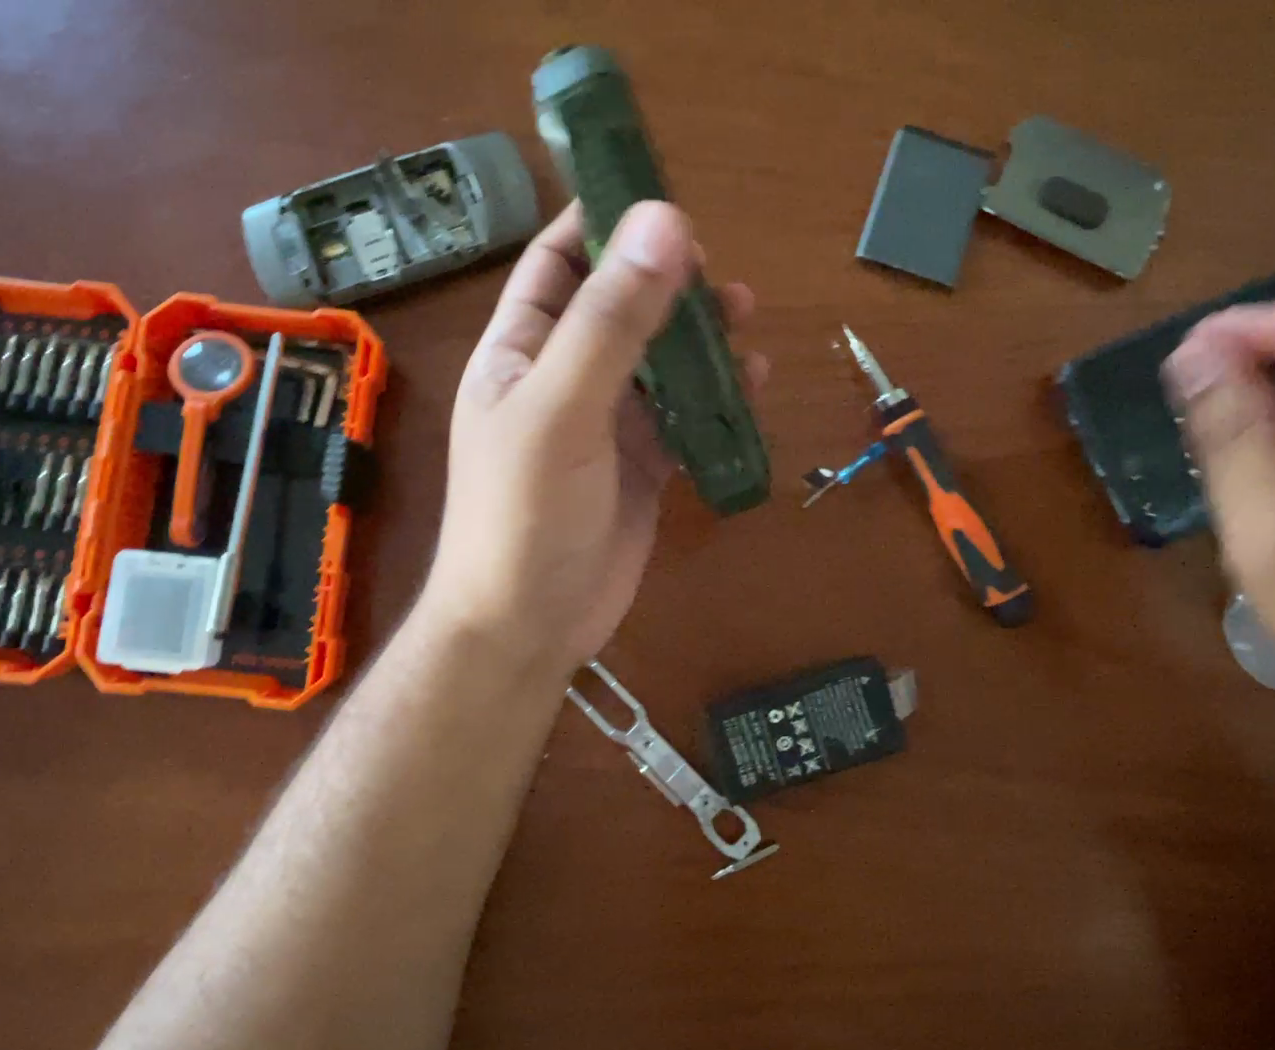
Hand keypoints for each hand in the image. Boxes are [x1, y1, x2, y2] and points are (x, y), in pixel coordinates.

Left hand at [414, 201, 764, 675]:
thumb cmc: (524, 513)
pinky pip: (683, 415)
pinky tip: (754, 381)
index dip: (604, 223)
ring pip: (659, 360)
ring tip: (746, 316)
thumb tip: (665, 220)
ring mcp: (603, 423)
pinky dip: (717, 396)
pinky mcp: (641, 465)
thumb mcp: (561, 407)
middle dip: (667, 281)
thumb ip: (612, 320)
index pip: (558, 262)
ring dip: (700, 336)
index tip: (665, 198)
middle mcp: (560, 376)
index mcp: (520, 349)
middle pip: (619, 306)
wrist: (529, 626)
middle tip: (719, 270)